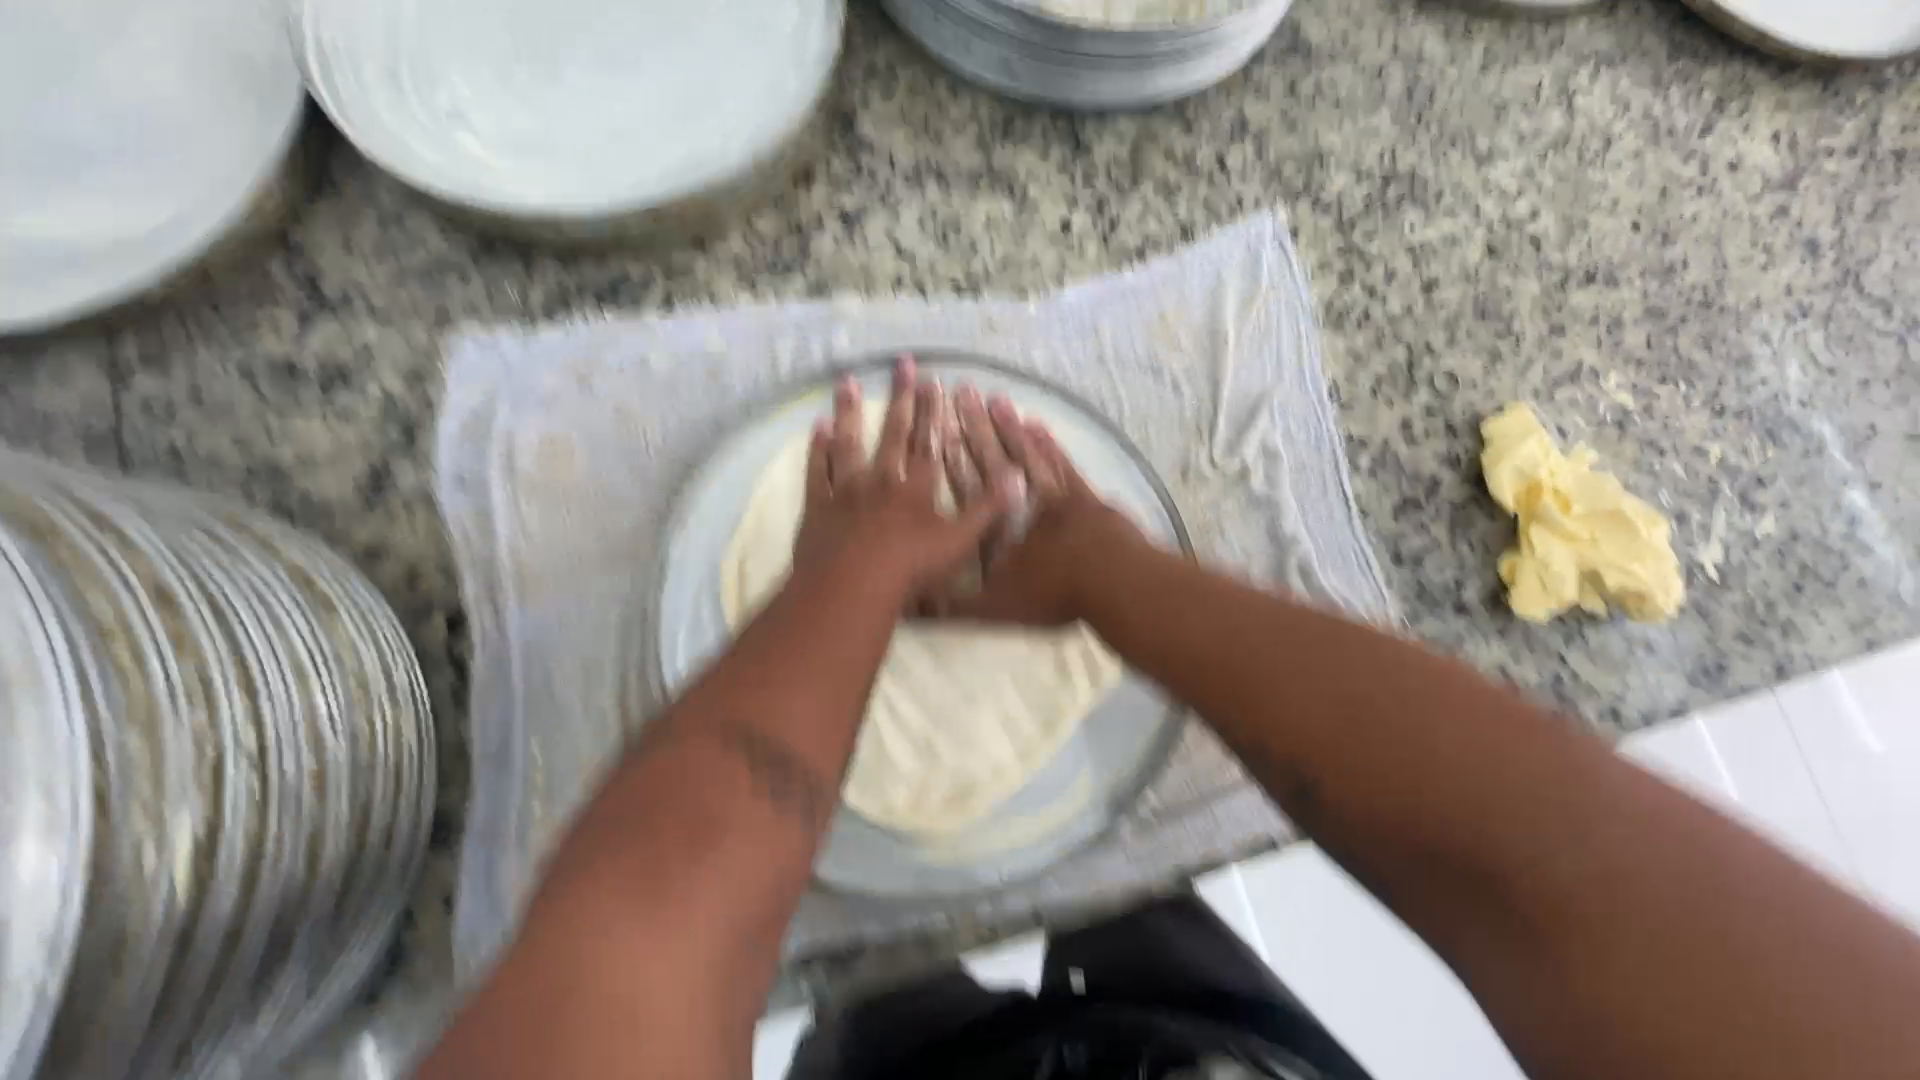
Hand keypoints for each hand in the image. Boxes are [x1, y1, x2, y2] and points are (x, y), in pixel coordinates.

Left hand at [791, 358, 1014, 602]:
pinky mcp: (817, 507)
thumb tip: (1018, 475)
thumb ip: (988, 509)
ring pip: (849, 444)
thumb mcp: (960, 542)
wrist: (850, 587)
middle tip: (901, 364)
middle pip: (892, 434)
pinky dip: (817, 449)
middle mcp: (881, 481)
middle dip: (900, 398)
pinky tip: (818, 428)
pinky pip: (816, 472)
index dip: (933, 413)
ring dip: (849, 412)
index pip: (928, 444)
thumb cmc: (909, 569)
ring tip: (847, 382)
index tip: (934, 381)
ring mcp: (845, 491)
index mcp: (916, 490)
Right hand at [934, 386, 1146, 626]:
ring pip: (1028, 452)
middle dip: (977, 426)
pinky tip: (1039, 426)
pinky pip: (1062, 463)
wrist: (1113, 580)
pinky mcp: (1086, 496)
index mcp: (998, 526)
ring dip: (1011, 426)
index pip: (968, 484)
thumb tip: (911, 610)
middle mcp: (1024, 501)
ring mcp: (1057, 494)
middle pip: (995, 458)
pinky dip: (1049, 444)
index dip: (952, 455)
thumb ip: (956, 607)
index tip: (939, 424)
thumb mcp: (996, 607)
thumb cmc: (1053, 592)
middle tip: (964, 392)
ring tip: (997, 399)